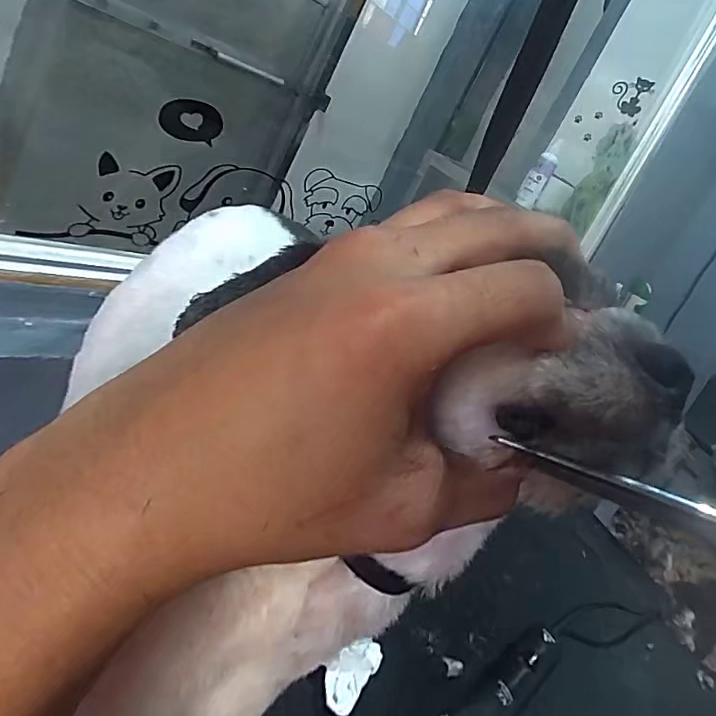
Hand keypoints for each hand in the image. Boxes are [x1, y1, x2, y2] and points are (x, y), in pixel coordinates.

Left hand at [0, 192, 581, 593]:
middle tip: (577, 285)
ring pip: (452, 207)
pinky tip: (453, 276)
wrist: (138, 474)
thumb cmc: (272, 496)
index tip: (566, 351)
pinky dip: (455, 232)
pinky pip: (410, 221)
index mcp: (410, 319)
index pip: (526, 286)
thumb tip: (532, 467)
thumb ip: (486, 484)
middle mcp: (384, 261)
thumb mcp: (400, 508)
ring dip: (502, 228)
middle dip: (551, 248)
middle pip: (499, 223)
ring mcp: (345, 248)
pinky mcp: (316, 255)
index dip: (562, 316)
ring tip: (527, 265)